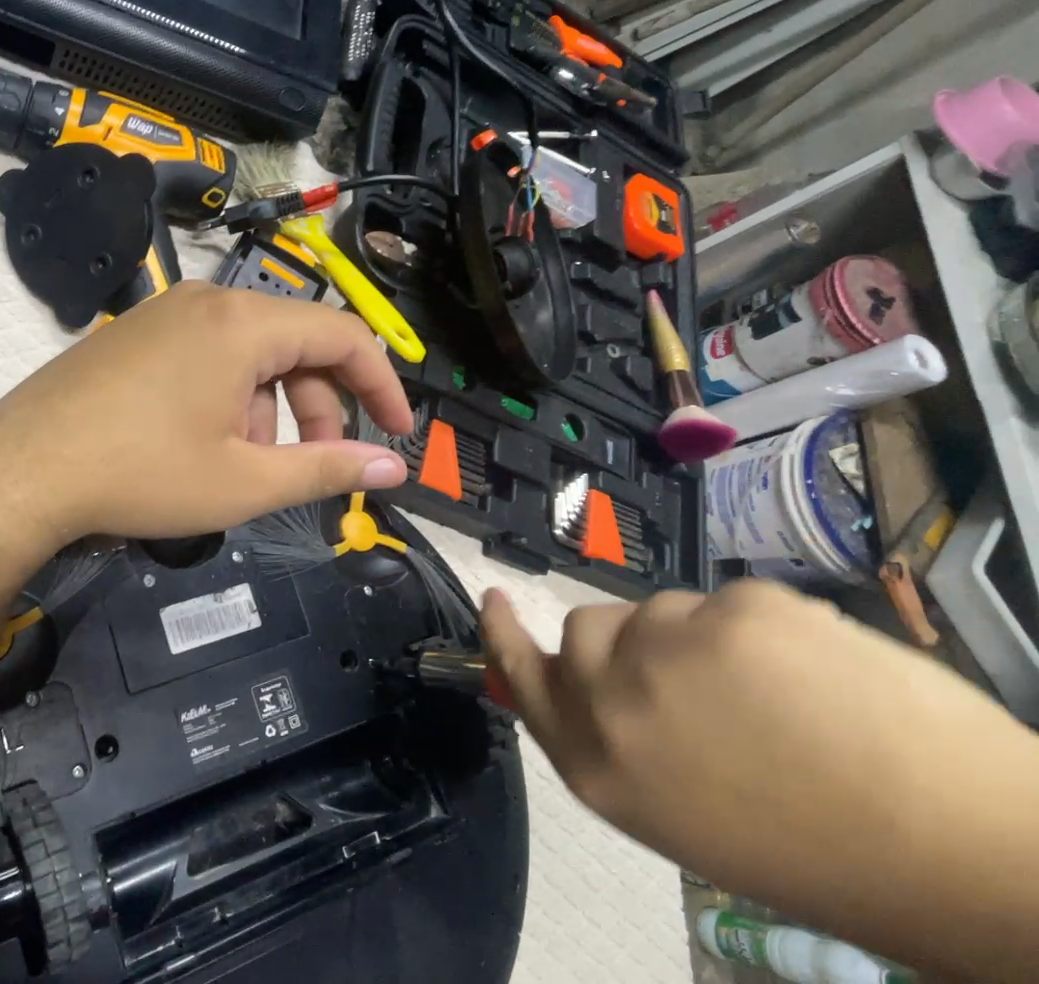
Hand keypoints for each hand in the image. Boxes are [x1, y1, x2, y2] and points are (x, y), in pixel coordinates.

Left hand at [0, 282, 414, 545]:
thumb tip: (391, 469)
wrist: (22, 471)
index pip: (344, 335)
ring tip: (241, 464)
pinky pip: (202, 354)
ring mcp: (159, 314)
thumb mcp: (243, 482)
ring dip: (266, 407)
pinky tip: (199, 444)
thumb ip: (325, 470)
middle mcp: (203, 302)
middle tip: (317, 464)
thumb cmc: (140, 475)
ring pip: (246, 353)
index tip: (396, 437)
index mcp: (242, 323)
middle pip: (293, 342)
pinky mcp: (128, 335)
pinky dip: (224, 396)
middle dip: (318, 405)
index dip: (382, 387)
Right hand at [479, 579, 1038, 980]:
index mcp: (595, 765)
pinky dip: (768, 628)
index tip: (493, 599)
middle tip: (700, 679)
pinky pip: (732, 599)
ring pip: (661, 609)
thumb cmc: (810, 850)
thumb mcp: (673, 810)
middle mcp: (612, 703)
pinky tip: (817, 676)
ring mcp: (670, 652)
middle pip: (586, 630)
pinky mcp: (741, 614)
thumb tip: (576, 674)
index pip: (522, 675)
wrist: (962, 857)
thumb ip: (606, 739)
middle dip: (631, 642)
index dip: (502, 633)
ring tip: (779, 695)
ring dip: (703, 638)